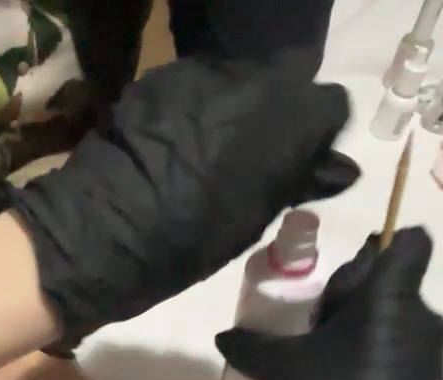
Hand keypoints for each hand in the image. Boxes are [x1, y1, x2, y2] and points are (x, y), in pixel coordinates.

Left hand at [6, 51, 359, 341]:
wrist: (104, 234)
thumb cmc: (188, 243)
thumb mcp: (252, 220)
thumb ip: (296, 182)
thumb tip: (339, 170)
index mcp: (286, 117)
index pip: (328, 105)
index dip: (317, 133)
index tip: (301, 161)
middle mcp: (252, 79)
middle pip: (283, 82)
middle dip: (277, 114)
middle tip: (255, 158)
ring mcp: (202, 73)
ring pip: (238, 81)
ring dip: (235, 110)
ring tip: (210, 155)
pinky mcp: (160, 78)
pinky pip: (195, 88)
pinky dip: (196, 111)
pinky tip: (175, 148)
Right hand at [215, 227, 442, 379]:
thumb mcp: (278, 370)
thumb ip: (251, 343)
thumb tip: (224, 335)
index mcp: (391, 300)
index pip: (408, 243)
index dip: (378, 250)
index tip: (343, 282)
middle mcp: (422, 320)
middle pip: (395, 286)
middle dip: (358, 299)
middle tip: (318, 328)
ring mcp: (431, 358)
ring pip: (399, 323)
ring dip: (368, 333)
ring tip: (329, 364)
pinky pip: (404, 357)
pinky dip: (379, 362)